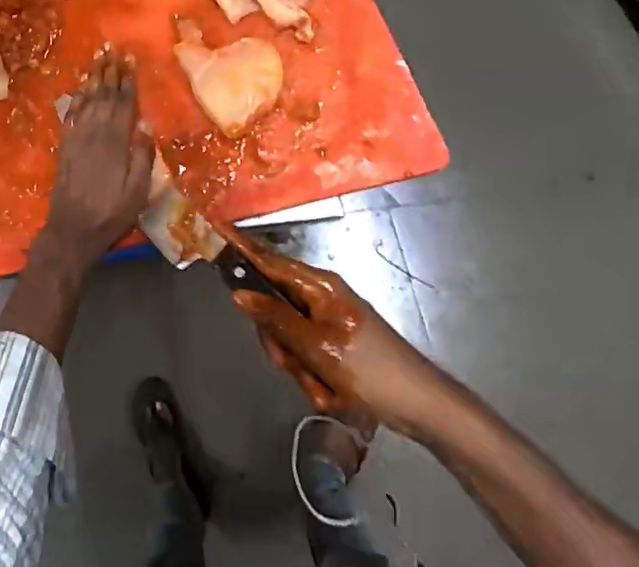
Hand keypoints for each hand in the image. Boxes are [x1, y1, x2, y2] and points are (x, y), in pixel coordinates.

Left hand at [39, 51, 153, 263]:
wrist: (72, 229)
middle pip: (104, 94)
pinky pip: (72, 113)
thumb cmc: (111, 213)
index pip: (124, 103)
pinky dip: (77, 97)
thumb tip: (147, 124)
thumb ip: (143, 157)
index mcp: (116, 142)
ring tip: (98, 57)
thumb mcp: (137, 191)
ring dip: (93, 77)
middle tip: (112, 47)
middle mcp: (95, 133)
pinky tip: (81, 87)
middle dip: (109, 70)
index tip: (130, 58)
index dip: (127, 80)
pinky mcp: (65, 145)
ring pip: (87, 99)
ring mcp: (77, 137)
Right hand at [219, 222, 438, 434]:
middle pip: (273, 306)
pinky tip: (332, 394)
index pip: (270, 261)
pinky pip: (305, 354)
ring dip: (299, 367)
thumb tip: (239, 292)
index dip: (242, 249)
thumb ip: (276, 319)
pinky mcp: (334, 343)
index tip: (216, 231)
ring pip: (287, 336)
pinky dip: (313, 376)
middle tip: (291, 364)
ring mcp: (327, 320)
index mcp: (319, 285)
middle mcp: (320, 295)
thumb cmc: (370, 369)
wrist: (421, 406)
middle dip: (279, 342)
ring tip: (324, 388)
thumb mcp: (317, 346)